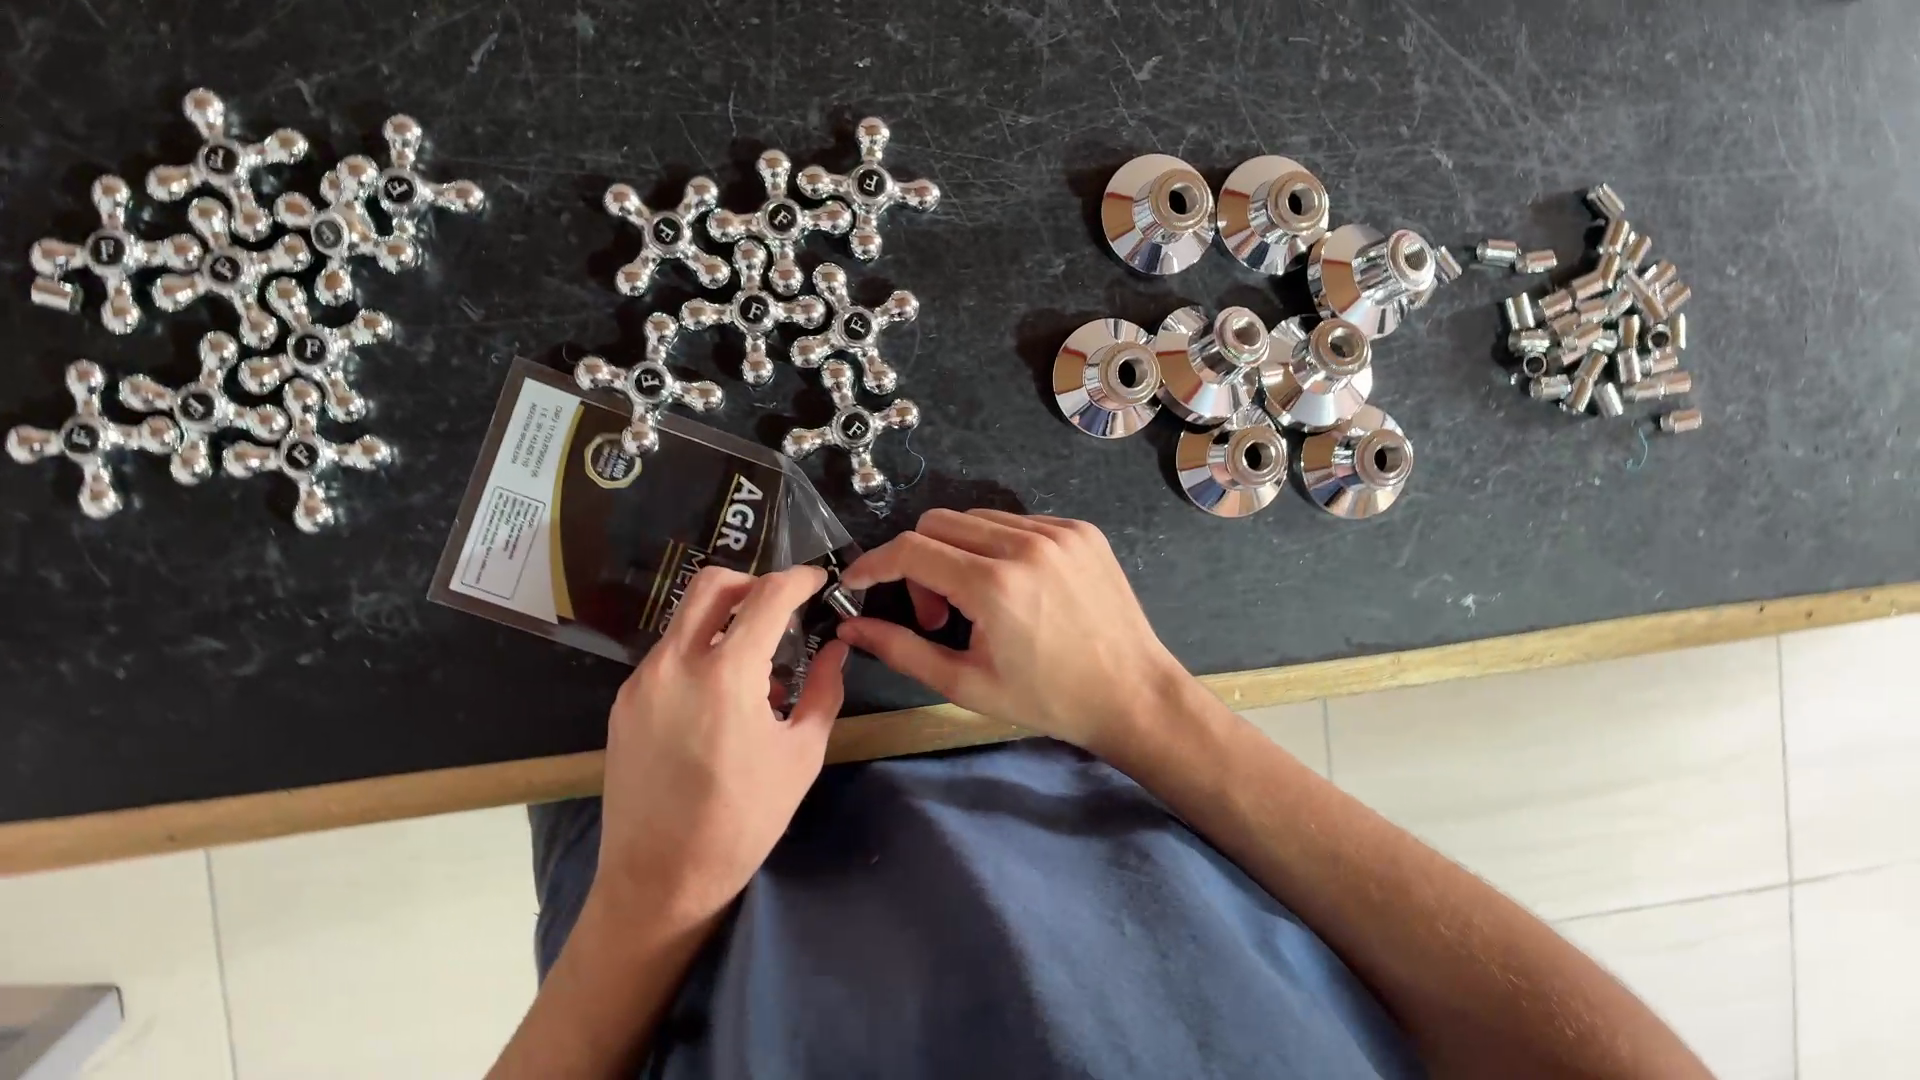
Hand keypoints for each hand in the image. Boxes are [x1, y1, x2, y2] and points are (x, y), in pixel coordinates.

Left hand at [593, 564, 849, 928]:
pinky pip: (668, 656)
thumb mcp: (801, 755)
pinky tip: (720, 700)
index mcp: (726, 674)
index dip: (798, 579)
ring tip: (755, 668)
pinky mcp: (623, 704)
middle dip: (752, 582)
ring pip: (685, 620)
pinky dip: (700, 654)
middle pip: (711, 585)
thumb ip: (823, 689)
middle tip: (780, 608)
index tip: (817, 580)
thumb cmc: (744, 820)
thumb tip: (836, 648)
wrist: (660, 879)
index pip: (767, 596)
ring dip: (725, 622)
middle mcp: (675, 664)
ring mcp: (641, 682)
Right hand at [836, 509, 1191, 752]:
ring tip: (977, 604)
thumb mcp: (966, 684)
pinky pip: (1017, 522)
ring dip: (958, 553)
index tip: (857, 581)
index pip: (911, 549)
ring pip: (977, 519)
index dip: (874, 562)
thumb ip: (901, 649)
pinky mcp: (1082, 530)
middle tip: (937, 615)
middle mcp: (1025, 544)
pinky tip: (1014, 588)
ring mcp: (1059, 531)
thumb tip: (851, 628)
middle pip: (938, 524)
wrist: (1133, 694)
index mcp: (994, 585)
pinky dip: (998, 547)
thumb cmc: (1047, 699)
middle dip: (919, 563)